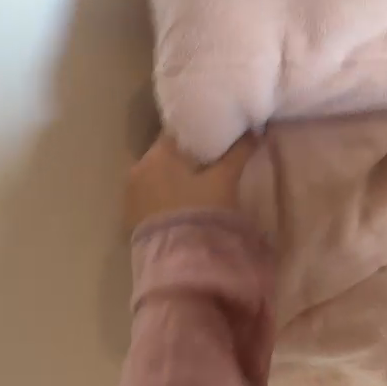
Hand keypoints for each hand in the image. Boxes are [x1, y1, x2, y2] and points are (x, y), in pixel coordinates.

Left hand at [124, 134, 258, 232]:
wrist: (179, 257)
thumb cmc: (201, 208)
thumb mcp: (225, 178)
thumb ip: (239, 152)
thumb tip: (255, 130)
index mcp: (156, 155)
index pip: (177, 131)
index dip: (198, 128)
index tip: (217, 130)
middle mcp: (137, 170)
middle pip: (166, 152)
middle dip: (188, 152)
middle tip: (215, 154)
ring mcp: (131, 194)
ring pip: (159, 172)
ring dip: (177, 172)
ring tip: (203, 176)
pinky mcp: (132, 216)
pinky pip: (152, 192)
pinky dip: (168, 190)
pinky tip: (187, 197)